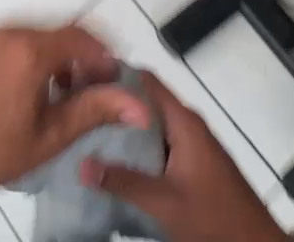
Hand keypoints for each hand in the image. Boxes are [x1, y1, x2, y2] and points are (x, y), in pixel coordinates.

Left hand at [0, 24, 149, 240]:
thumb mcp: (51, 137)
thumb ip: (96, 110)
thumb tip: (141, 105)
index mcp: (26, 52)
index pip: (77, 37)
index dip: (100, 53)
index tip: (110, 76)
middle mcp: (0, 33)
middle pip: (50, 34)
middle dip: (73, 56)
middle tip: (83, 88)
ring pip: (23, 36)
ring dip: (44, 55)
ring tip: (51, 91)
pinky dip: (15, 56)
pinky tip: (17, 89)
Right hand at [84, 71, 293, 241]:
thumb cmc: (216, 220)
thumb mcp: (166, 203)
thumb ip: (123, 181)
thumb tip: (80, 164)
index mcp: (184, 122)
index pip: (146, 79)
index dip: (115, 74)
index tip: (81, 79)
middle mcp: (188, 124)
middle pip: (146, 100)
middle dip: (114, 101)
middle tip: (78, 106)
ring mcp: (192, 144)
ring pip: (152, 123)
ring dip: (124, 125)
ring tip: (87, 129)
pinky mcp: (193, 163)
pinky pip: (159, 141)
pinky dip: (137, 144)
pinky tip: (114, 157)